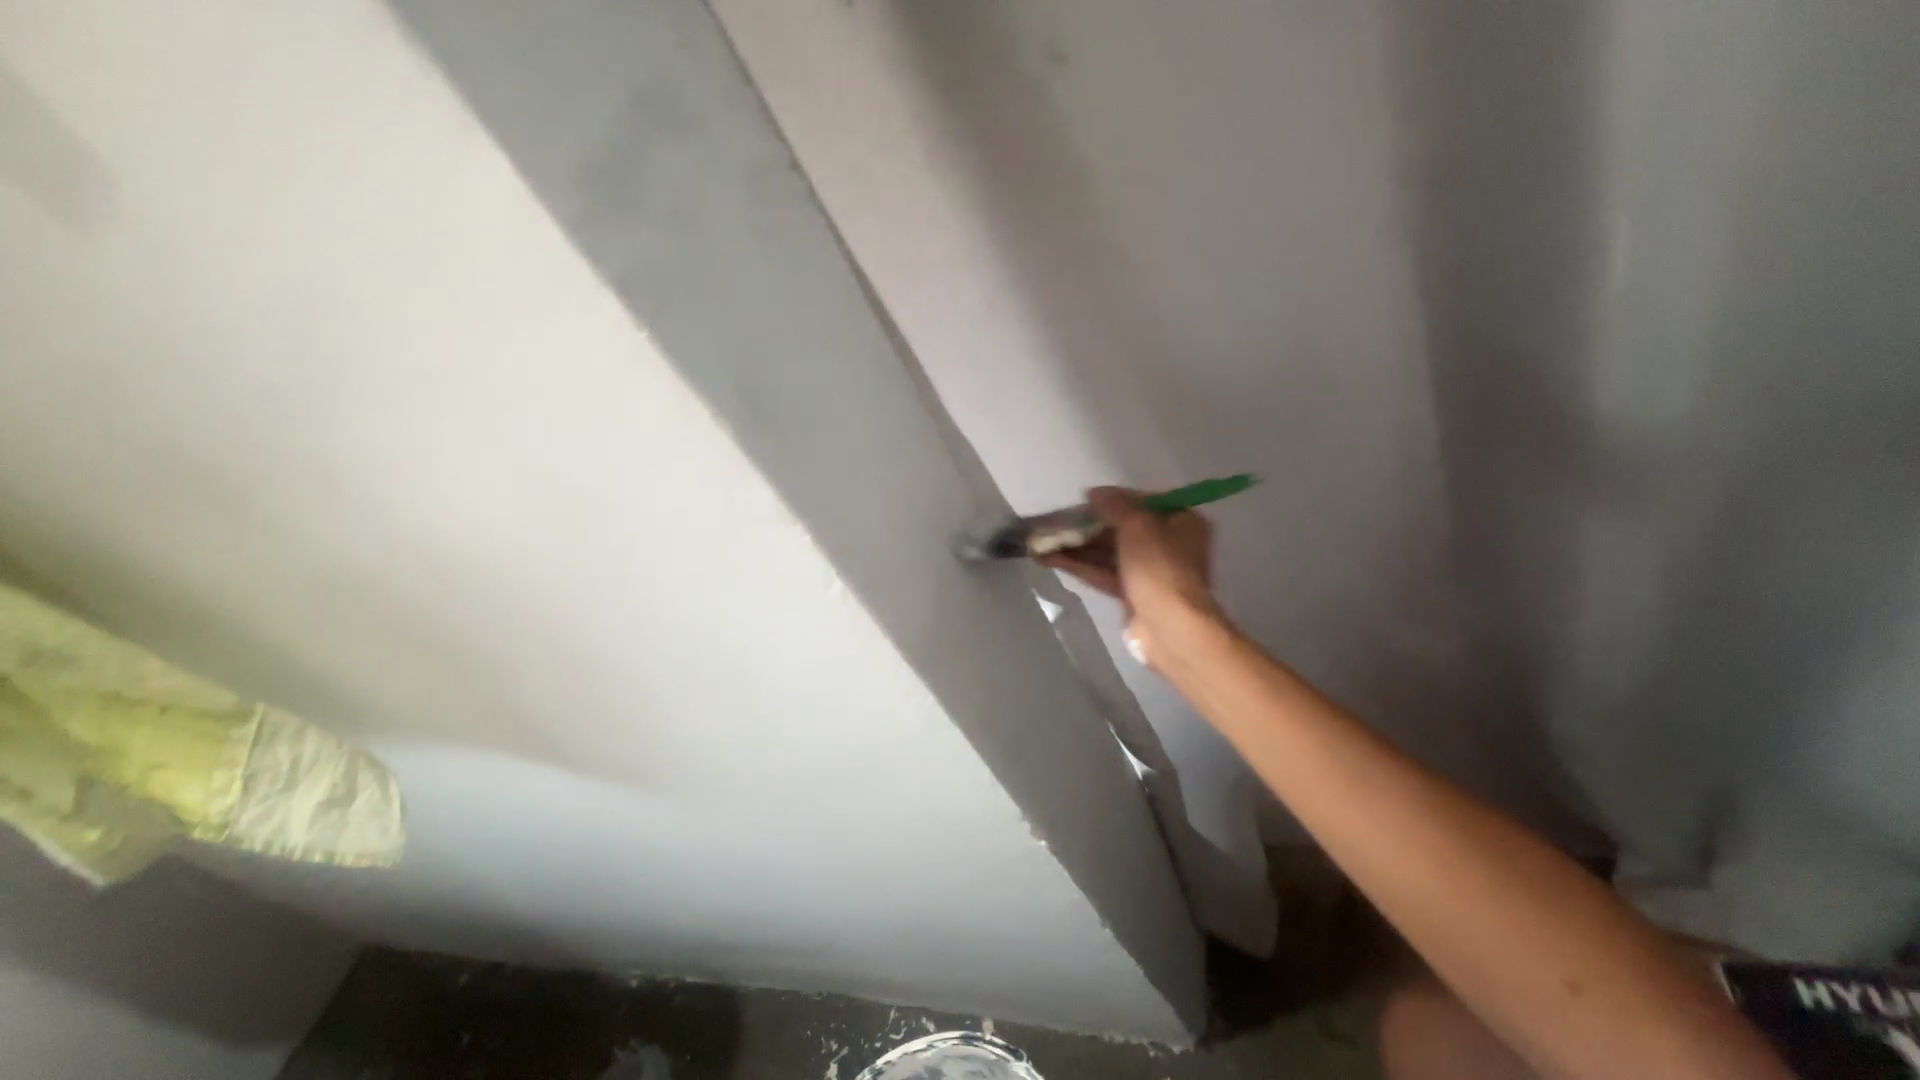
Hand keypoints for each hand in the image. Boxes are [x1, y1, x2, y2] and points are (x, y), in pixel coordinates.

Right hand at [1039, 487, 1225, 668]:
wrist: (1169, 627)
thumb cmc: (1159, 568)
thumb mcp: (1138, 525)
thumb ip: (1115, 506)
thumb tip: (1094, 493)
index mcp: (1181, 521)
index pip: (1142, 502)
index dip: (1111, 500)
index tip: (1082, 499)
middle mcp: (1167, 543)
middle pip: (1121, 529)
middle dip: (1086, 526)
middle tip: (1055, 520)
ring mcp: (1148, 571)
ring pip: (1108, 553)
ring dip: (1076, 546)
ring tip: (1042, 540)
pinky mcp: (1132, 593)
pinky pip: (1103, 573)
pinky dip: (1078, 565)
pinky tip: (1048, 558)